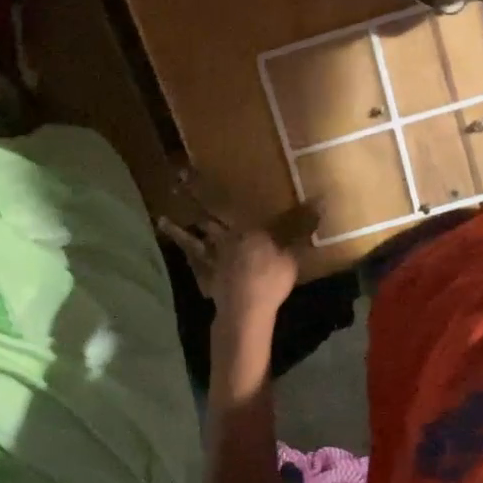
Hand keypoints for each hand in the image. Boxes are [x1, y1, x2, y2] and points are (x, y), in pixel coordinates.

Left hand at [157, 180, 316, 323]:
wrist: (246, 310)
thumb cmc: (269, 276)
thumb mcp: (291, 250)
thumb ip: (300, 224)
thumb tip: (320, 198)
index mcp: (241, 227)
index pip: (220, 201)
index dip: (201, 187)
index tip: (184, 172)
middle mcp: (222, 239)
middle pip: (204, 217)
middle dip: (189, 202)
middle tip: (173, 186)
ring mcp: (212, 261)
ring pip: (193, 241)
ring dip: (178, 231)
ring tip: (162, 220)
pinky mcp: (209, 281)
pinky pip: (197, 269)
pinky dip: (189, 264)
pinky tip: (183, 260)